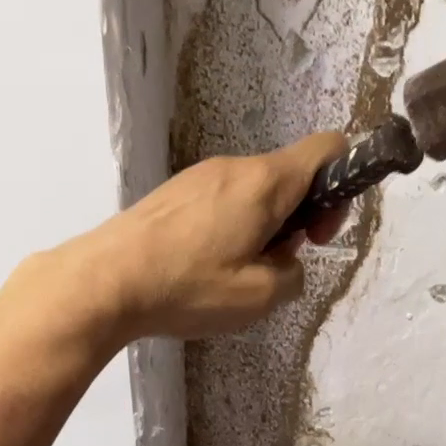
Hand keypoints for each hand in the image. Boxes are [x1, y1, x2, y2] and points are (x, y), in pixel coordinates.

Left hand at [48, 132, 348, 339]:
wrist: (104, 282)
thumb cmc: (186, 286)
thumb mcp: (258, 298)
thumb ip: (292, 277)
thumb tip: (285, 264)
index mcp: (265, 182)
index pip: (329, 148)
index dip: (341, 188)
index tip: (317, 235)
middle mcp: (233, 167)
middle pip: (287, 178)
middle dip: (294, 222)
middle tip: (268, 268)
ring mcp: (197, 178)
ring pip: (250, 195)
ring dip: (257, 231)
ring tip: (227, 277)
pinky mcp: (170, 196)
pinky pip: (217, 204)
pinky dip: (225, 231)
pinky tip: (197, 271)